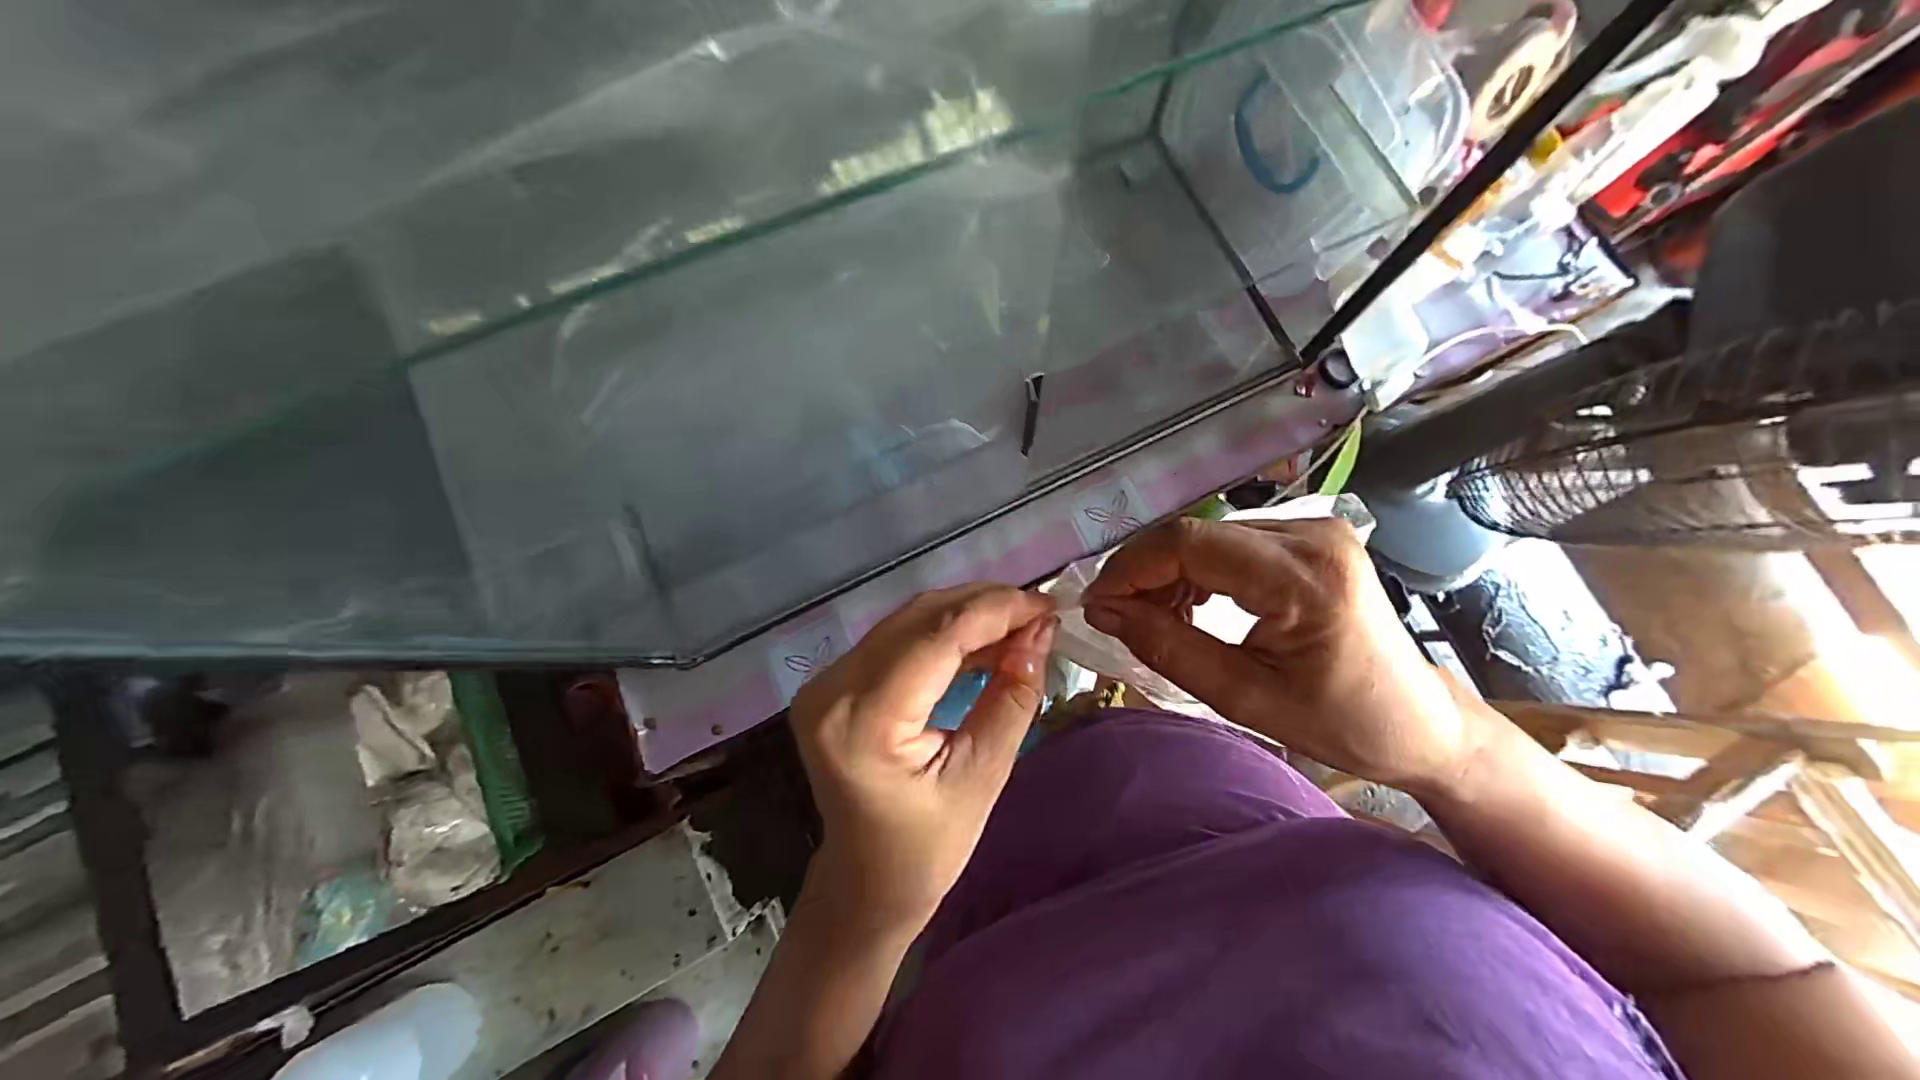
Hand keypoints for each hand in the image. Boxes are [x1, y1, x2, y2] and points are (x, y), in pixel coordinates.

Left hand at [790, 585, 1055, 931]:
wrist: (864, 881)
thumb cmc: (926, 850)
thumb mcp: (982, 777)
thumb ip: (1012, 699)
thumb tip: (1040, 633)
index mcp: (864, 723)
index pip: (936, 640)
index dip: (996, 611)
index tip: (1047, 605)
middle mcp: (832, 690)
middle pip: (919, 619)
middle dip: (985, 607)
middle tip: (1039, 613)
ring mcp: (826, 683)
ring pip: (909, 621)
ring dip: (966, 616)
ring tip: (1019, 626)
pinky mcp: (833, 682)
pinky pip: (897, 639)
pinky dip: (944, 634)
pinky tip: (983, 642)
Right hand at [1081, 517, 1484, 793]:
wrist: (1418, 720)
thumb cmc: (1343, 722)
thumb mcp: (1245, 696)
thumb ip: (1168, 648)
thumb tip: (1105, 612)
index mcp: (1305, 576)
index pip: (1188, 544)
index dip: (1130, 569)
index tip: (1096, 605)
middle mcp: (1311, 534)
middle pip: (1192, 534)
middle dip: (1142, 573)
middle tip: (1116, 616)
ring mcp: (1312, 529)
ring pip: (1204, 535)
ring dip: (1165, 573)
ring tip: (1151, 618)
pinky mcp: (1307, 537)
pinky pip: (1227, 542)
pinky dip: (1192, 571)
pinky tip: (1185, 605)